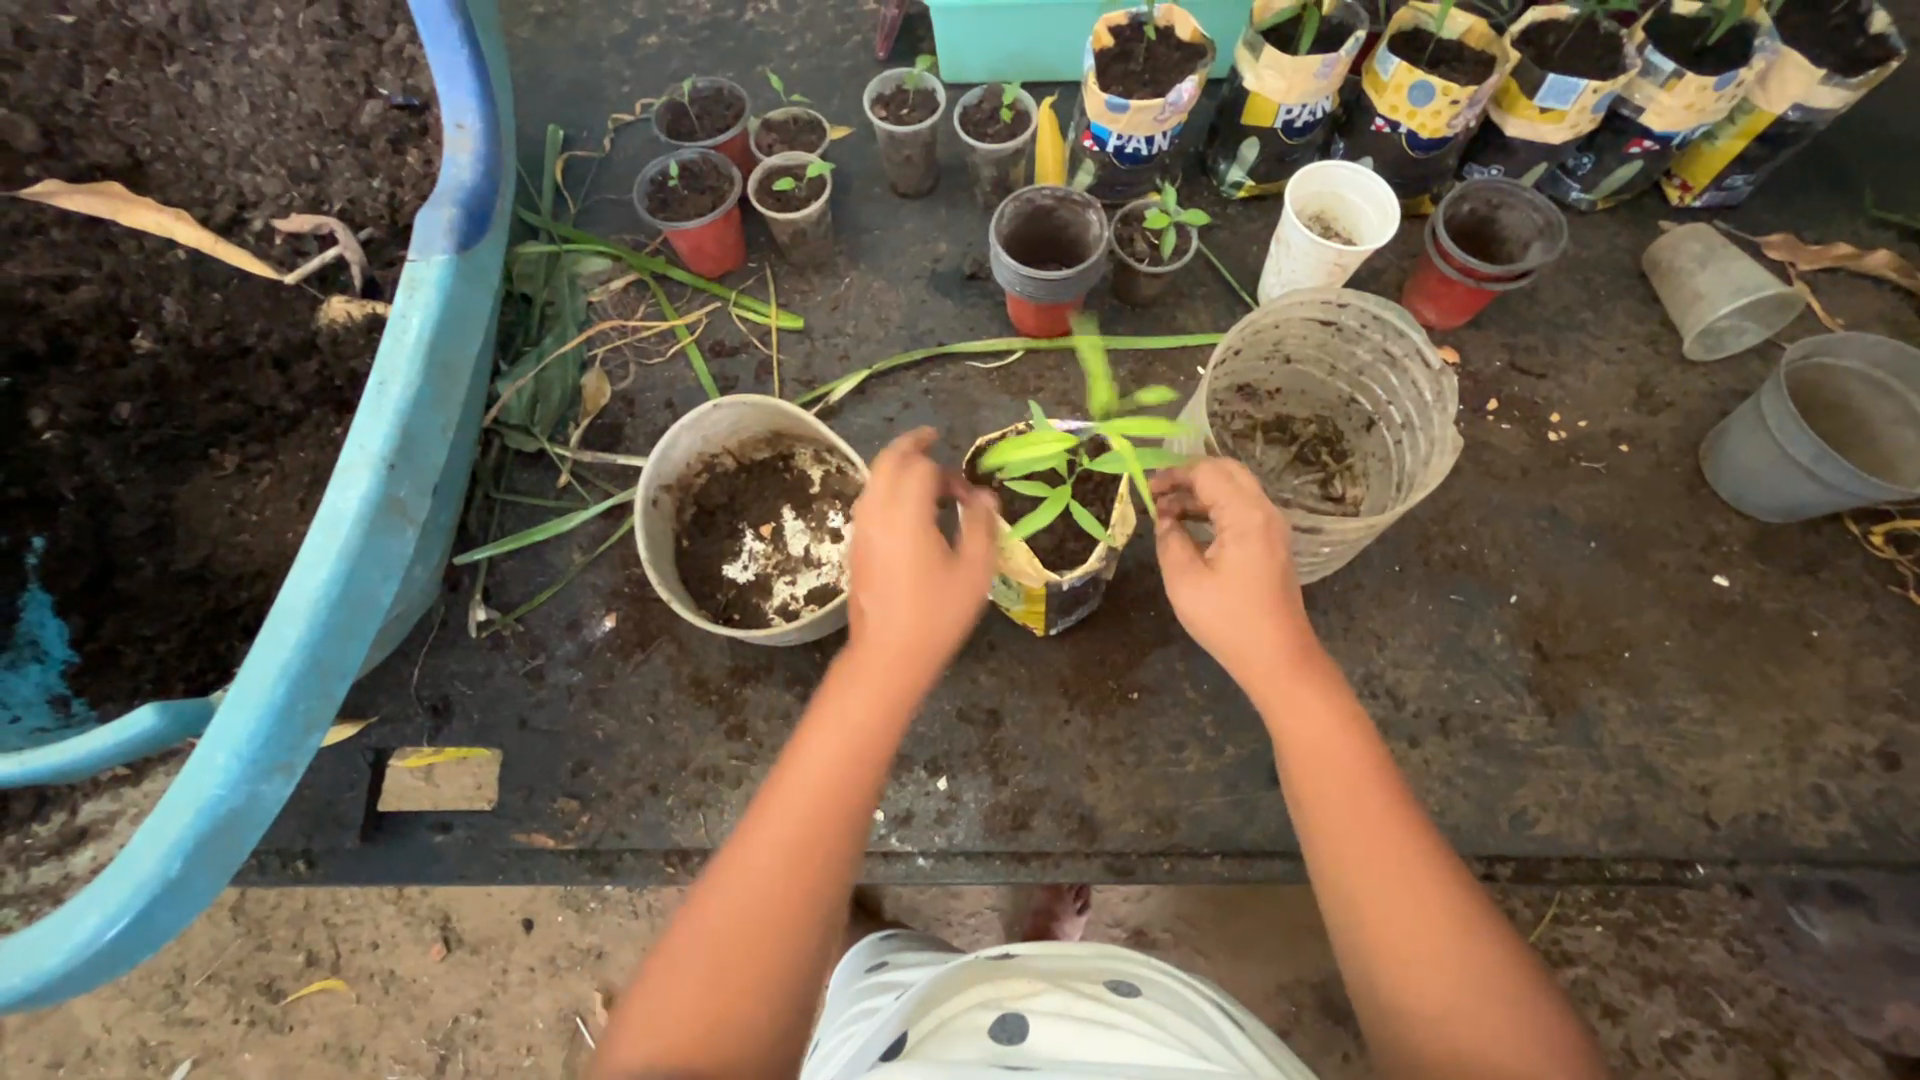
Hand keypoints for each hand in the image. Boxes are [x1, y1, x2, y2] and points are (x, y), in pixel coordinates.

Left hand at [845, 428, 998, 683]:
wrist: (888, 655)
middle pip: (888, 461)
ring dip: (897, 469)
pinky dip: (887, 490)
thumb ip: (981, 525)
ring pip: (874, 480)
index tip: (967, 496)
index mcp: (906, 513)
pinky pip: (869, 502)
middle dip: (911, 446)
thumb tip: (983, 496)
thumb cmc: (936, 615)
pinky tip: (907, 510)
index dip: (948, 473)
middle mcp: (876, 513)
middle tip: (932, 438)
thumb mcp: (974, 571)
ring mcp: (861, 530)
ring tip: (923, 475)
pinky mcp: (856, 547)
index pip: (921, 468)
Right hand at [1152, 458, 1317, 681]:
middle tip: (1158, 493)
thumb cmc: (1227, 620)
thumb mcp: (1184, 580)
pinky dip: (1215, 509)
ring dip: (1201, 493)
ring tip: (1167, 512)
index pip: (1208, 472)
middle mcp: (1265, 512)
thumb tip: (1165, 520)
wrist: (1277, 657)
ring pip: (1236, 490)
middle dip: (1190, 476)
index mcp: (1245, 515)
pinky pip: (1242, 510)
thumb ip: (1170, 540)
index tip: (1146, 490)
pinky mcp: (1272, 544)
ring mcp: (1273, 528)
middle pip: (1227, 472)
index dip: (1174, 474)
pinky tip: (1190, 527)